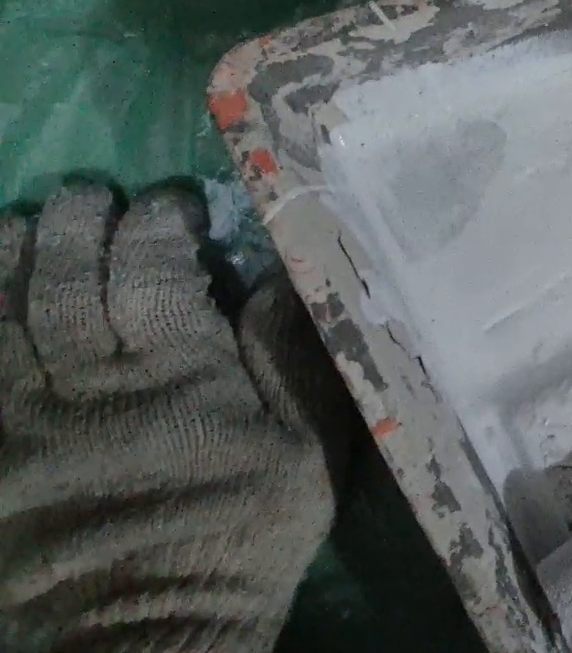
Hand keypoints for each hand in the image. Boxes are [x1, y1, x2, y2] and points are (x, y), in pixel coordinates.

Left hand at [0, 184, 337, 652]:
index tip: (173, 198)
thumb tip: (279, 283)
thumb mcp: (310, 441)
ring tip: (18, 222)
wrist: (155, 622)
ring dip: (3, 265)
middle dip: (71, 229)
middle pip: (63, 290)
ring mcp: (23, 425)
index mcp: (175, 380)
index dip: (157, 227)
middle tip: (89, 192)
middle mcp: (88, 391)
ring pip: (0, 325)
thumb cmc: (254, 520)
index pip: (153, 279)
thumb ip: (290, 360)